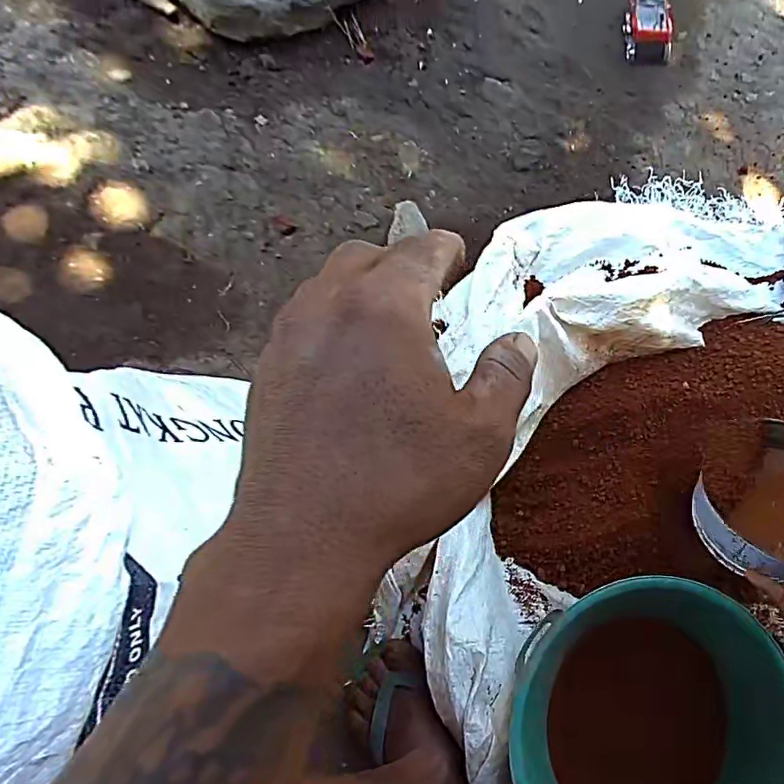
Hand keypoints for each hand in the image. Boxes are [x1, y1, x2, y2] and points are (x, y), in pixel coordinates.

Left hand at [217, 235, 536, 608]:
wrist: (305, 535)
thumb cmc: (401, 481)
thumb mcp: (482, 434)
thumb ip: (506, 375)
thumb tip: (516, 341)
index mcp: (385, 309)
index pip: (418, 251)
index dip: (445, 248)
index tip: (458, 251)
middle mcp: (327, 307)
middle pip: (366, 257)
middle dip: (402, 263)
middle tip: (434, 291)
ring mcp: (288, 339)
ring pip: (328, 287)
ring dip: (365, 292)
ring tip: (396, 328)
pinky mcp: (267, 374)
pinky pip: (306, 325)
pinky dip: (337, 325)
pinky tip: (357, 367)